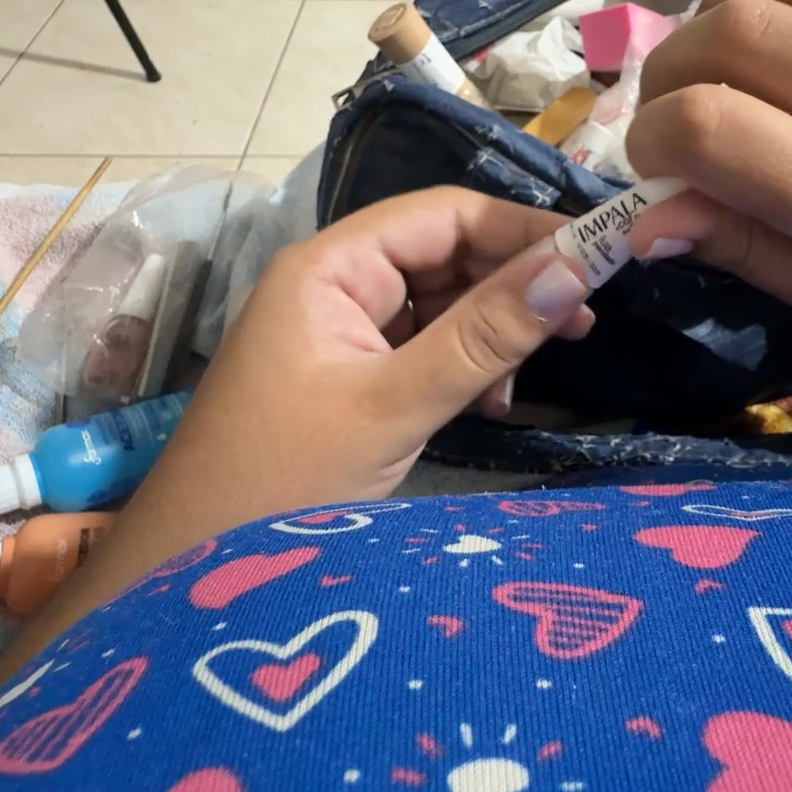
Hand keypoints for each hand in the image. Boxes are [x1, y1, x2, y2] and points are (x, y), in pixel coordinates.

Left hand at [163, 187, 592, 512]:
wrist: (199, 576)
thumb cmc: (282, 479)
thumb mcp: (395, 404)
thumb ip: (485, 336)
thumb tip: (573, 270)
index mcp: (333, 265)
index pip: (444, 215)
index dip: (521, 227)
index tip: (592, 253)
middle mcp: (342, 282)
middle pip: (447, 256)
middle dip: (513, 286)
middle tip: (581, 319)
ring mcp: (349, 328)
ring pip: (444, 303)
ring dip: (493, 333)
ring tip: (525, 380)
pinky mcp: (359, 370)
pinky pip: (429, 346)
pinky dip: (467, 366)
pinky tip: (489, 400)